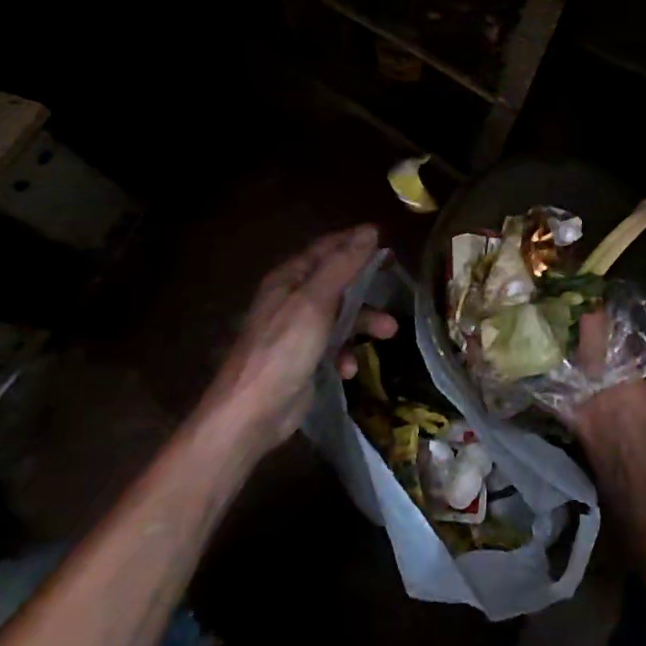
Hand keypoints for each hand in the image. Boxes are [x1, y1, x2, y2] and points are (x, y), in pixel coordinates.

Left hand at [210, 225, 397, 443]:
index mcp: (289, 278)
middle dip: (366, 285)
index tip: (387, 242)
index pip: (327, 248)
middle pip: (338, 281)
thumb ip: (343, 265)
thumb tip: (369, 231)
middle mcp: (292, 299)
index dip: (356, 242)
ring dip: (364, 323)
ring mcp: (297, 331)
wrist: (250, 414)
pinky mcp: (303, 359)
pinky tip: (349, 369)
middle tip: (395, 279)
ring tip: (389, 332)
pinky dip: (345, 353)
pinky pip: (333, 347)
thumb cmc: (283, 349)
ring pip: (340, 316)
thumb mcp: (315, 301)